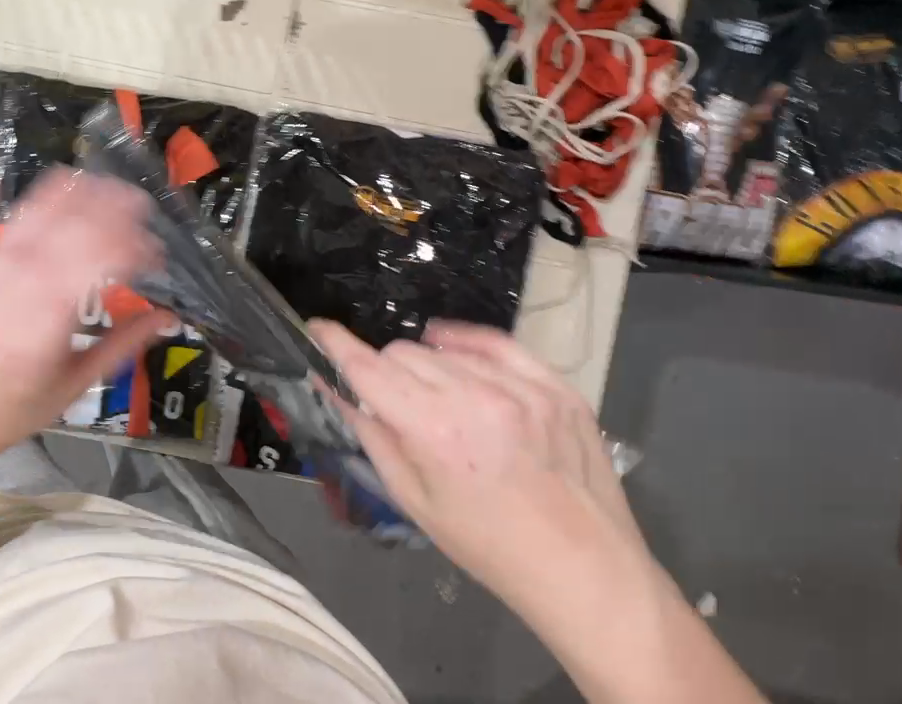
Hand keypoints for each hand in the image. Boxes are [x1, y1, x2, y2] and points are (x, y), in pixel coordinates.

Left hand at [0, 169, 173, 471]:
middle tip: (138, 204)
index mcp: (49, 318)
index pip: (99, 262)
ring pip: (27, 219)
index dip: (133, 248)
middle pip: (67, 230)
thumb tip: (167, 318)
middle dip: (108, 210)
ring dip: (61, 194)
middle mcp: (17, 285)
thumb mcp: (77, 384)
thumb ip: (122, 346)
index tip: (155, 253)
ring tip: (91, 181)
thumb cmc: (17, 406)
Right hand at [310, 320, 666, 626]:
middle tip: (393, 404)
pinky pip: (496, 343)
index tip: (316, 330)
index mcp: (434, 430)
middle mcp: (476, 397)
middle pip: (401, 353)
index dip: (335, 344)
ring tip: (438, 400)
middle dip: (385, 371)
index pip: (368, 367)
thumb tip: (333, 386)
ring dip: (427, 366)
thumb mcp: (411, 498)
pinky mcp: (555, 387)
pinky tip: (452, 351)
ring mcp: (521, 388)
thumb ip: (370, 433)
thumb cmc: (486, 544)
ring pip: (443, 349)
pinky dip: (466, 343)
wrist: (585, 570)